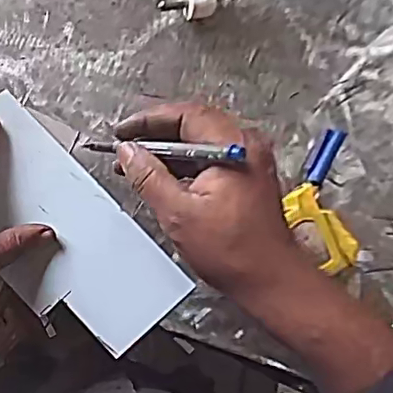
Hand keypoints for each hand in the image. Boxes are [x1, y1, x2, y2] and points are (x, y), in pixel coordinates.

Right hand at [115, 102, 392, 392]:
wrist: (268, 277)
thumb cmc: (236, 251)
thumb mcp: (178, 212)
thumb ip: (148, 176)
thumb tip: (129, 153)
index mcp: (233, 148)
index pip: (186, 115)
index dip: (149, 120)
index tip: (125, 130)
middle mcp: (246, 148)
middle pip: (194, 124)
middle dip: (155, 134)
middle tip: (127, 144)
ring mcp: (248, 163)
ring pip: (199, 142)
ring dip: (167, 151)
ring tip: (138, 164)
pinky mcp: (245, 179)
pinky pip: (208, 159)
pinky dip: (182, 165)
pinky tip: (162, 179)